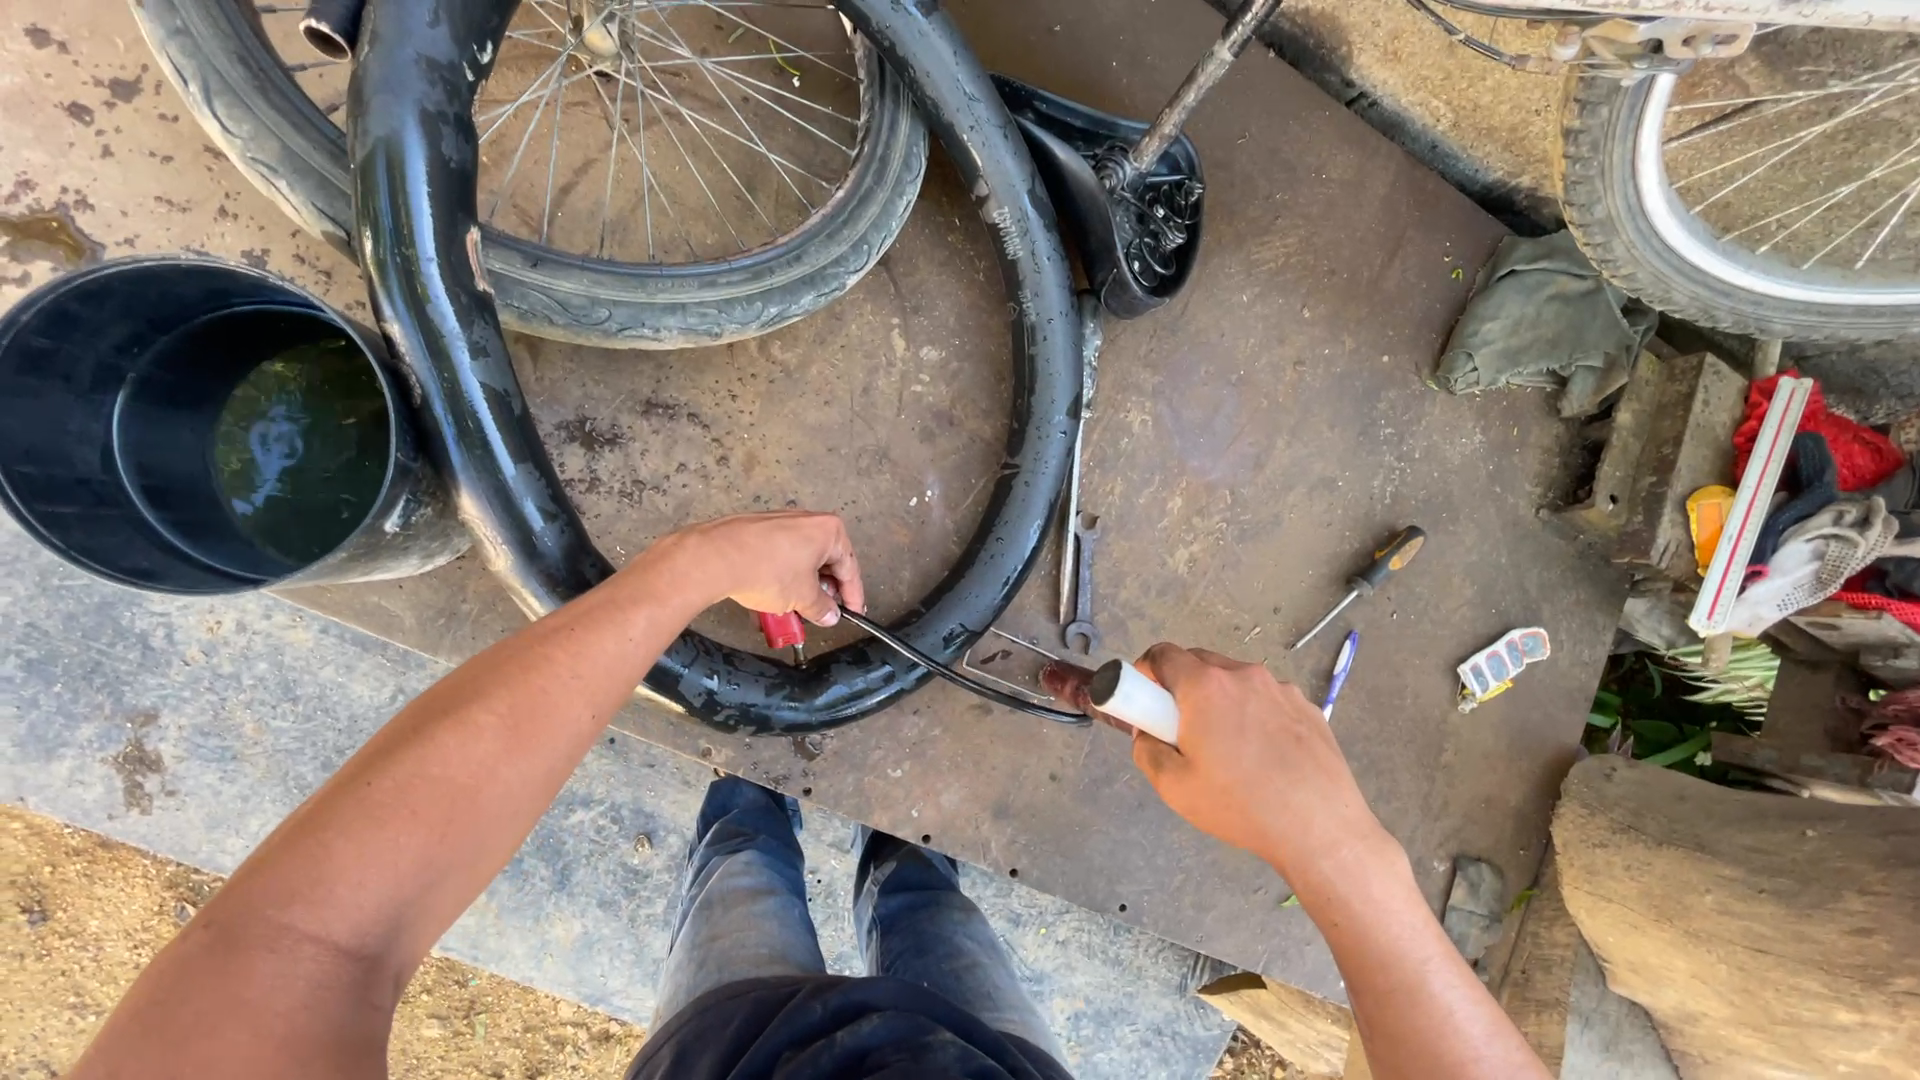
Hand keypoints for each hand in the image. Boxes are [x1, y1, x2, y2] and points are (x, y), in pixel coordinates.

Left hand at [639, 511, 865, 625]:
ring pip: (800, 562)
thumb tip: (829, 614)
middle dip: (822, 592)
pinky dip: (780, 580)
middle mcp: (808, 521)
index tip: (853, 611)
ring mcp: (781, 523)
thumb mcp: (803, 598)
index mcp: (829, 531)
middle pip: (825, 563)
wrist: (717, 558)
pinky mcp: (759, 531)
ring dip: (799, 589)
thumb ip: (823, 608)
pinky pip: (779, 558)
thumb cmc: (764, 568)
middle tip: (821, 613)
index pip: (849, 568)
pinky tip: (770, 601)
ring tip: (791, 611)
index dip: (852, 596)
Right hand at [1129, 644, 1388, 881]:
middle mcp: (1243, 675)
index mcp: (1205, 686)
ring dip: (1220, 699)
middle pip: (1199, 662)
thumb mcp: (1173, 786)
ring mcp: (1281, 688)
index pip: (1162, 654)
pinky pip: (1267, 698)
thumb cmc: (1239, 804)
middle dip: (1181, 686)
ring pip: (1236, 680)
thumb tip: (1147, 731)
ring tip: (1229, 748)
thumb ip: (1145, 748)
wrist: (1320, 829)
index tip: (1146, 700)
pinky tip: (1265, 756)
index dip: (1145, 672)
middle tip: (1181, 728)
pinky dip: (1254, 713)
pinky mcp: (1308, 707)